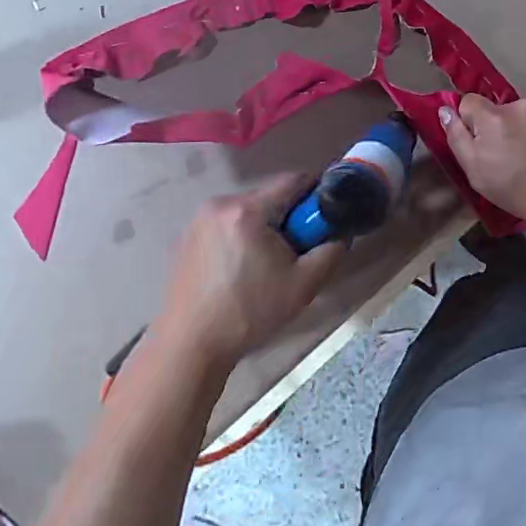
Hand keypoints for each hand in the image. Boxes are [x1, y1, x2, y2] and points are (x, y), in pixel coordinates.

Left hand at [155, 173, 343, 366]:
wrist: (190, 345)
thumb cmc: (249, 313)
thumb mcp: (304, 285)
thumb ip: (331, 251)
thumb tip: (340, 233)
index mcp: (248, 209)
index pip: (294, 180)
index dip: (317, 195)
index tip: (324, 221)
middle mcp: (219, 204)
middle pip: (269, 197)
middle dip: (288, 219)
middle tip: (295, 254)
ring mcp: (198, 220)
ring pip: (247, 212)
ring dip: (263, 229)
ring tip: (265, 268)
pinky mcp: (185, 238)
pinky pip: (225, 226)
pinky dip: (239, 239)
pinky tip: (238, 274)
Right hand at [440, 94, 525, 230]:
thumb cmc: (517, 191)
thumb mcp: (476, 173)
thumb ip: (457, 138)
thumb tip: (446, 111)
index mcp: (492, 118)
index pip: (469, 102)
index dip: (472, 122)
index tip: (483, 143)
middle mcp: (518, 104)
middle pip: (498, 108)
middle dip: (499, 125)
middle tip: (511, 153)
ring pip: (521, 110)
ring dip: (522, 124)